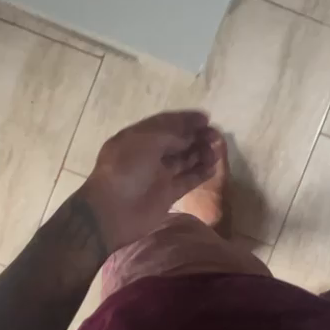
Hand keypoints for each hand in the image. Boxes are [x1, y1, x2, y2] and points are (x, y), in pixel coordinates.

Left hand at [77, 110, 222, 251]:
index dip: (186, 120)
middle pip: (178, 141)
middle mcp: (150, 154)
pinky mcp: (168, 194)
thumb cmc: (126, 168)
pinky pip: (188, 179)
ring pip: (185, 160)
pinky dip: (201, 173)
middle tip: (215, 135)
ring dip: (201, 153)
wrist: (113, 210)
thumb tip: (189, 134)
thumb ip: (170, 133)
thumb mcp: (145, 140)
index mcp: (139, 137)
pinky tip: (214, 166)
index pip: (166, 123)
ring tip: (216, 150)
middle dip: (196, 136)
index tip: (206, 118)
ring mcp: (159, 175)